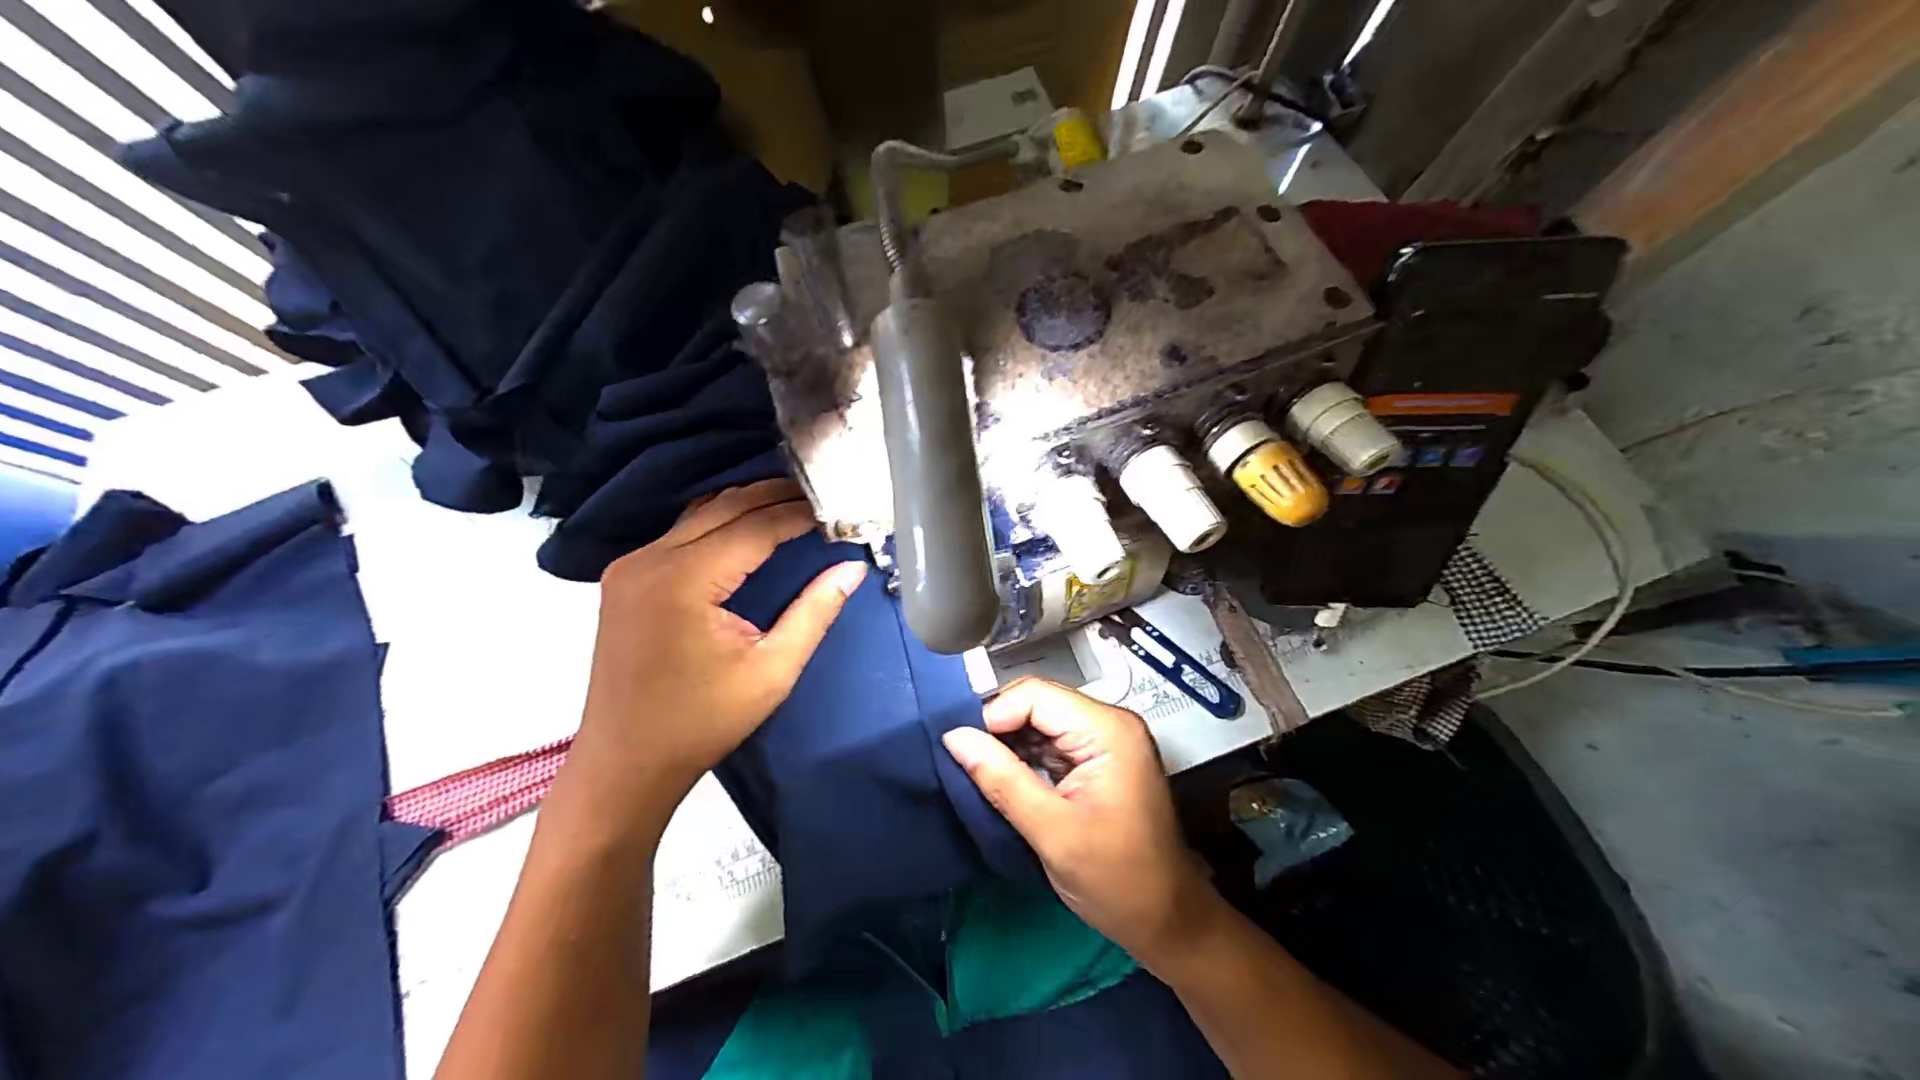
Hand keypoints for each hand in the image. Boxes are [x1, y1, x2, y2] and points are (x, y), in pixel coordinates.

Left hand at [572, 479, 867, 807]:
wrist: (625, 763)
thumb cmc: (702, 723)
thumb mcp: (772, 671)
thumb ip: (815, 612)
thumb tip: (852, 567)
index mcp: (684, 580)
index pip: (754, 526)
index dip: (799, 514)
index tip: (837, 512)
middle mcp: (649, 560)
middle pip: (724, 507)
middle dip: (776, 498)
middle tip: (822, 498)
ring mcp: (630, 566)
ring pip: (699, 514)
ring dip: (746, 506)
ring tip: (793, 506)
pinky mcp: (624, 578)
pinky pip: (680, 533)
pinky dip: (719, 524)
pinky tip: (747, 530)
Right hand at [941, 677, 1219, 965]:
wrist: (1168, 922)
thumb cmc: (1119, 881)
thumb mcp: (1053, 832)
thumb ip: (1001, 779)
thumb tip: (953, 737)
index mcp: (1108, 730)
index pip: (1034, 695)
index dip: (993, 716)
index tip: (961, 751)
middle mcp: (1108, 723)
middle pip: (1036, 703)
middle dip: (997, 729)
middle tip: (963, 762)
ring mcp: (1105, 741)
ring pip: (1039, 722)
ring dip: (1007, 745)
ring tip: (977, 773)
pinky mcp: (1097, 760)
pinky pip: (1050, 743)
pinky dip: (1023, 759)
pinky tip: (1002, 780)